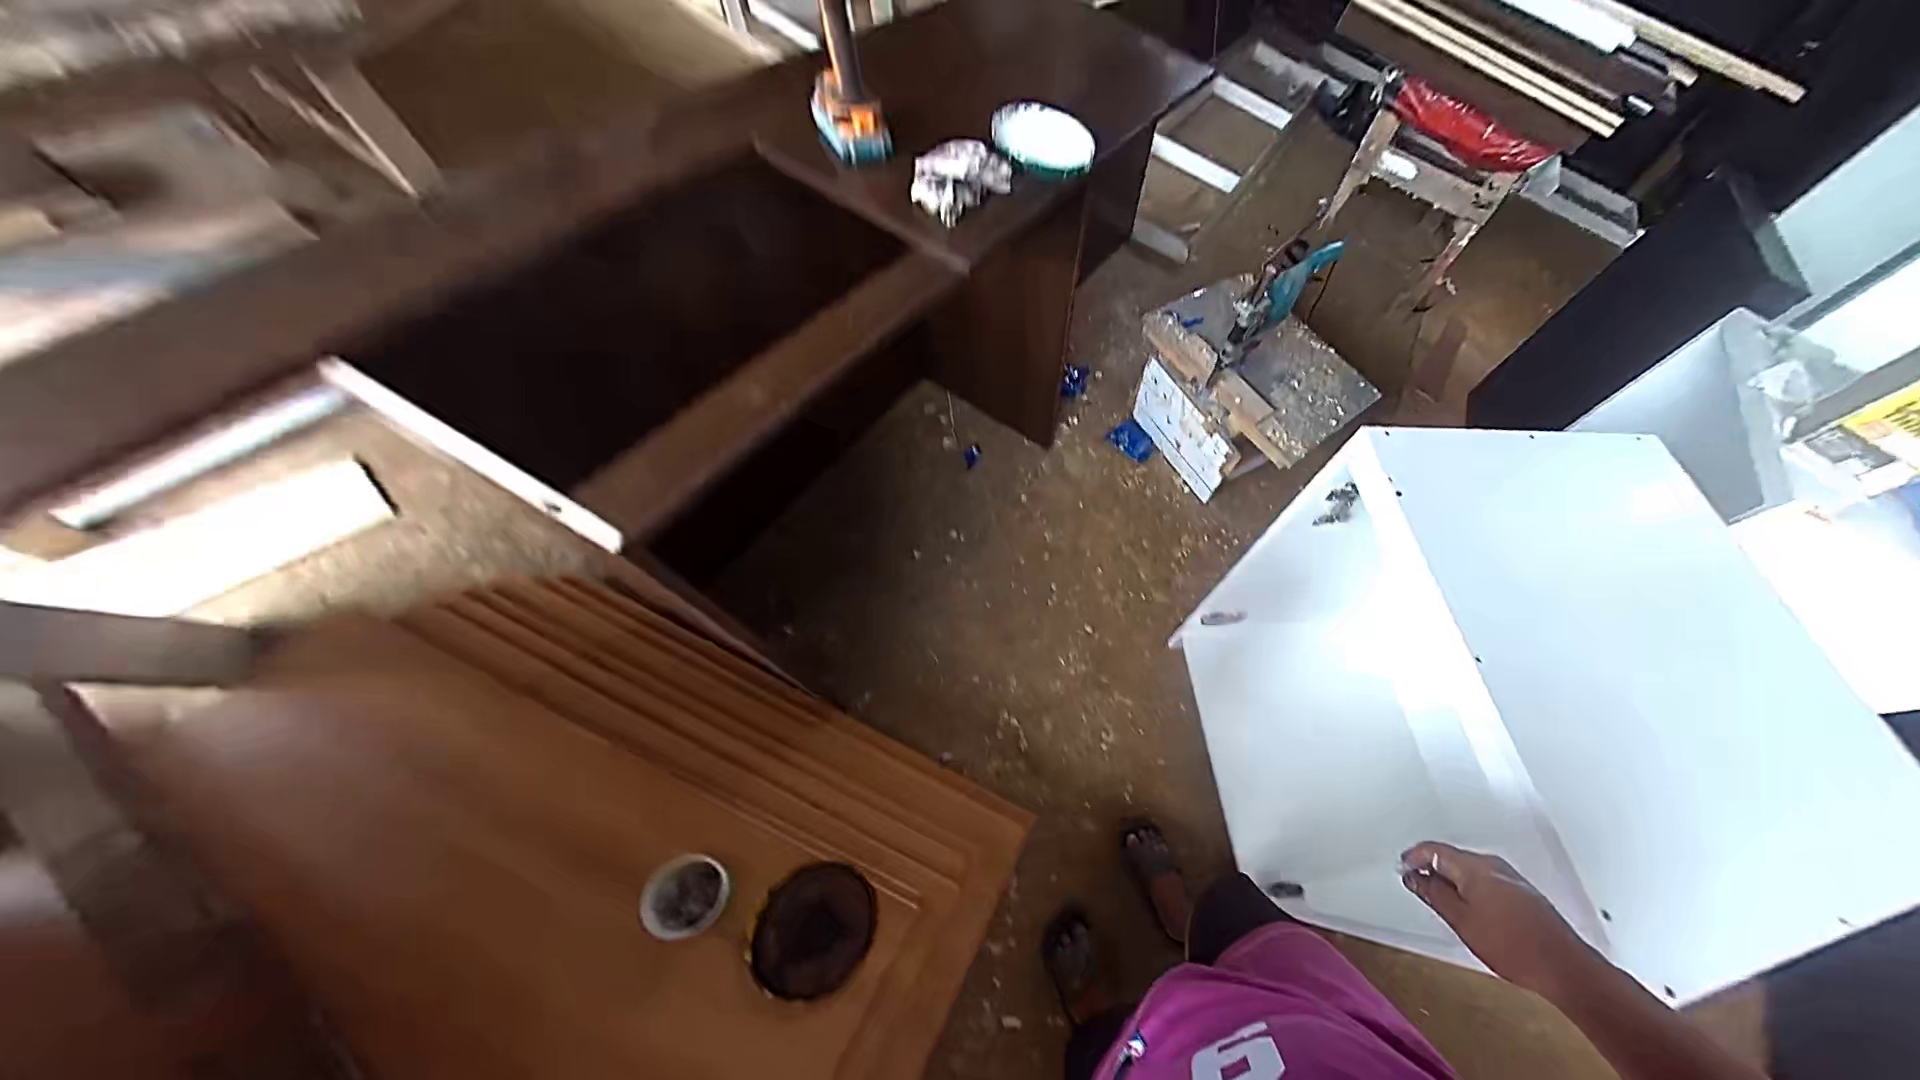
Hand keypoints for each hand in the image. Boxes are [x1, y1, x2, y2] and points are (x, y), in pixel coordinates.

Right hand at [1401, 841, 1599, 996]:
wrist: (1567, 971)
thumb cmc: (1517, 947)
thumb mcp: (1460, 920)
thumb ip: (1432, 893)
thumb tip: (1414, 877)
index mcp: (1474, 867)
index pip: (1431, 849)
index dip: (1412, 858)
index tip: (1403, 868)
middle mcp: (1494, 866)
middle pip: (1451, 857)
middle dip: (1432, 868)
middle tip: (1418, 883)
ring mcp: (1512, 879)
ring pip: (1469, 870)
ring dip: (1452, 880)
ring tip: (1444, 902)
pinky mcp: (1524, 894)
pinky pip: (1487, 880)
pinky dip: (1471, 888)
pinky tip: (1473, 910)